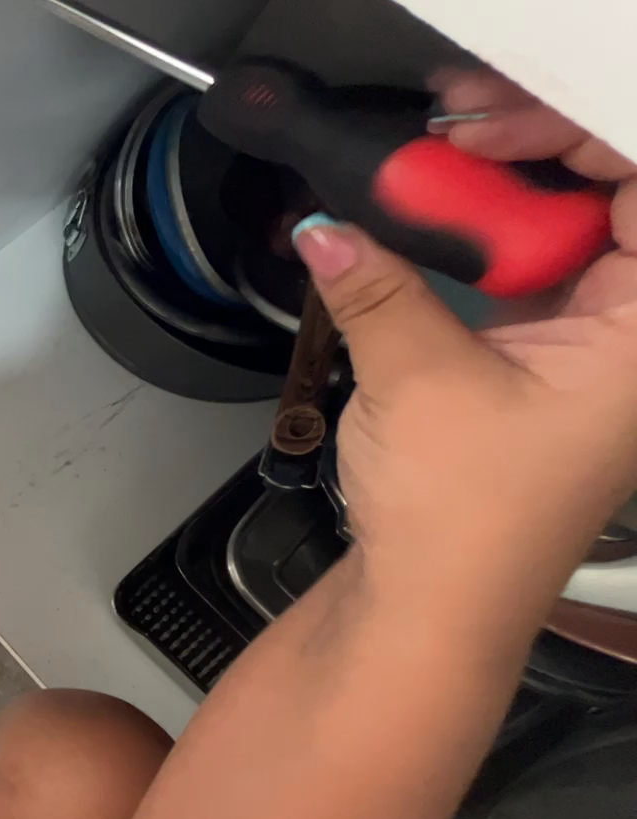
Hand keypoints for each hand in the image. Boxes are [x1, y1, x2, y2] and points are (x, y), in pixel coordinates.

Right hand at [295, 71, 636, 596]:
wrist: (435, 580)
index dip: (576, 129)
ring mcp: (599, 329)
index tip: (482, 121)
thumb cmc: (465, 508)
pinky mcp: (544, 347)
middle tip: (441, 136)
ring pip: (569, 224)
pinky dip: (476, 244)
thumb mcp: (418, 383)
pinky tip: (425, 233)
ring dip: (495, 197)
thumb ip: (377, 295)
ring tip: (418, 180)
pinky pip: (528, 267)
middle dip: (532, 150)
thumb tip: (326, 233)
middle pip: (616, 190)